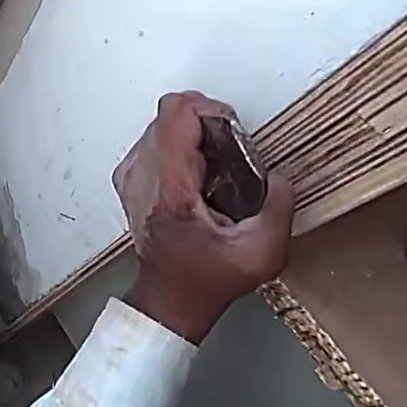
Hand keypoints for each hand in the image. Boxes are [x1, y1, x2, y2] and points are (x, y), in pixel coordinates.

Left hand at [112, 91, 295, 342]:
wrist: (170, 297)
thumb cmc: (208, 278)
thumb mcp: (262, 254)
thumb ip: (279, 207)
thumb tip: (278, 175)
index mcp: (171, 190)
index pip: (175, 116)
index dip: (208, 108)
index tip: (232, 129)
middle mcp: (142, 177)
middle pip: (167, 115)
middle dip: (204, 122)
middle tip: (230, 149)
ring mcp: (129, 177)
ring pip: (158, 126)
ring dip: (190, 134)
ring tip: (215, 164)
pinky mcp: (127, 181)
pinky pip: (151, 142)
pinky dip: (175, 146)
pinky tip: (195, 172)